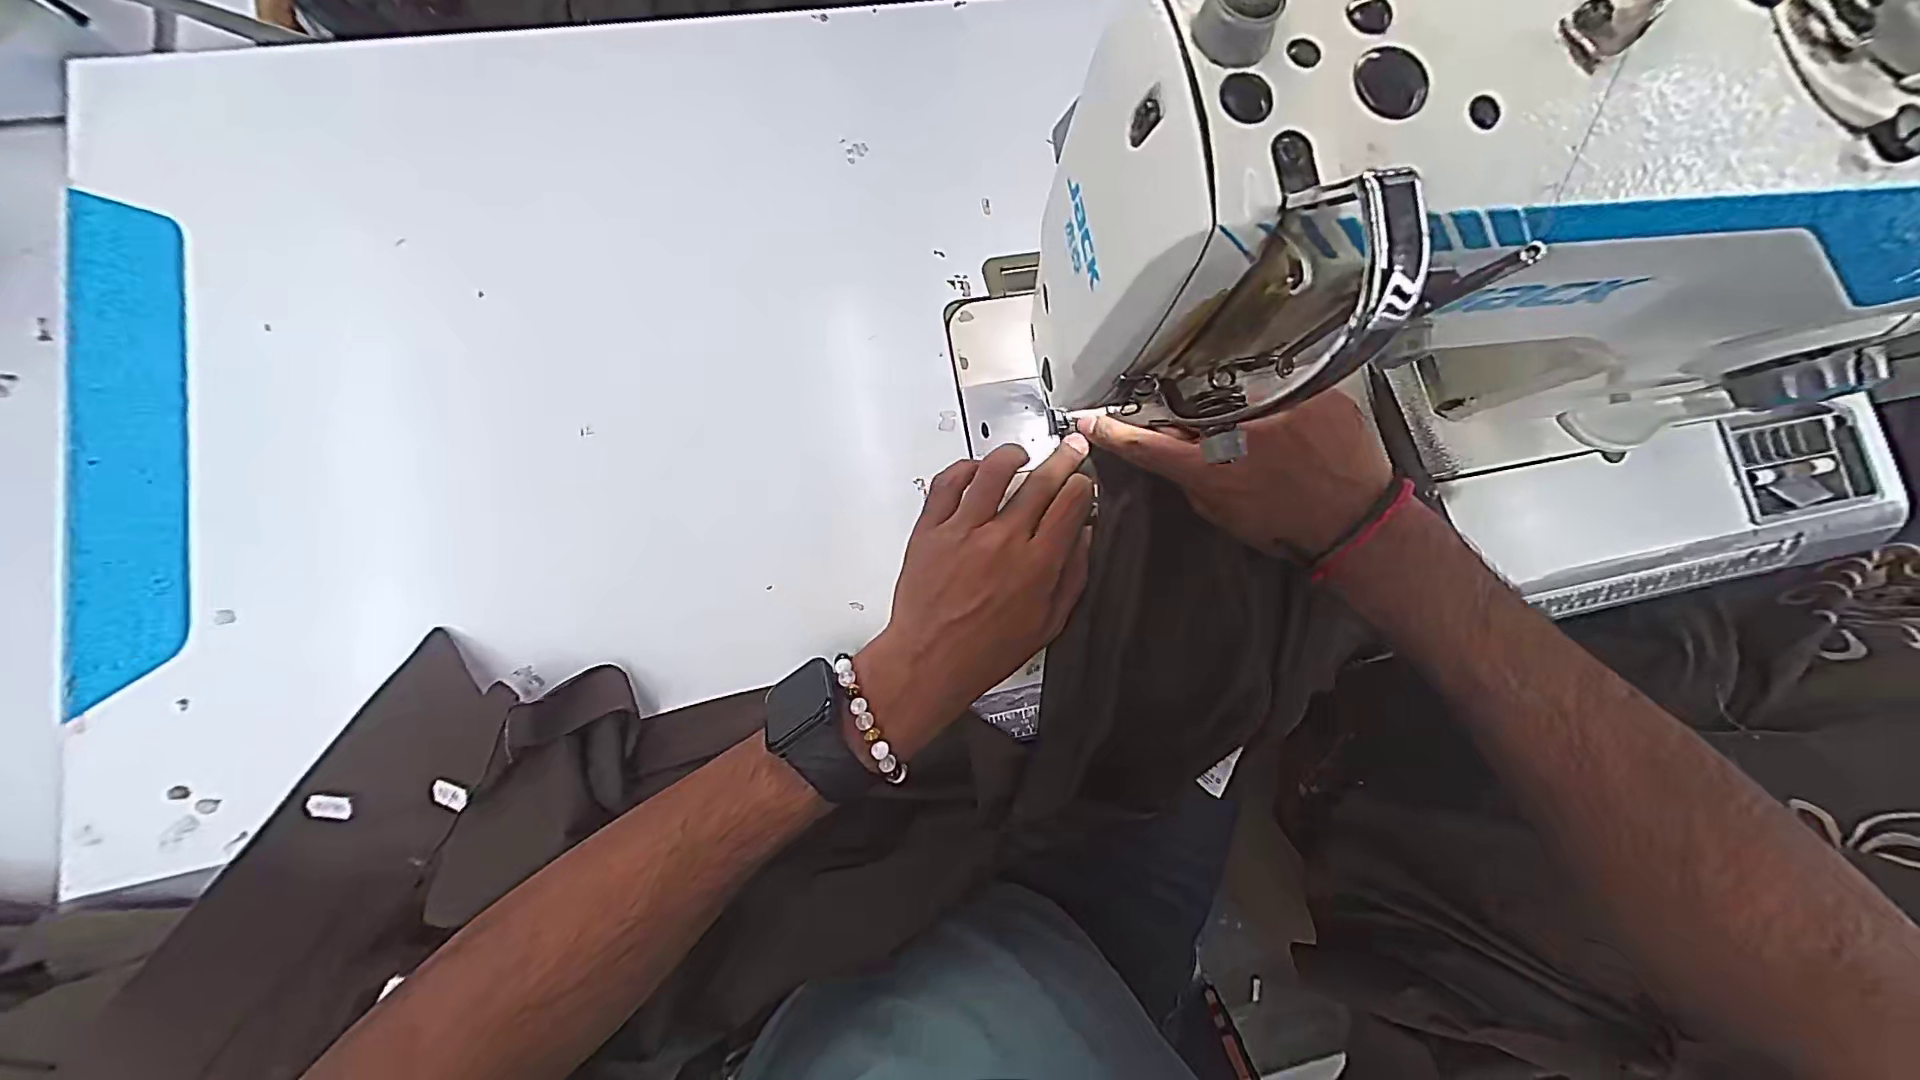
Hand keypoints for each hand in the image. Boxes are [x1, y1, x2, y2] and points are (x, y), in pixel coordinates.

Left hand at [854, 436, 1094, 755]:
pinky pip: (947, 483)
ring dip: (1014, 455)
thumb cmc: (983, 650)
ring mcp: (964, 531)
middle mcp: (1003, 541)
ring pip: (995, 471)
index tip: (1082, 481)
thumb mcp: (1047, 624)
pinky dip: (964, 468)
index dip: (1082, 484)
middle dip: (1063, 459)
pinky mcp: (932, 530)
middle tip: (1069, 450)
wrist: (929, 661)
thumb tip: (1084, 540)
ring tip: (1019, 455)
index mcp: (1037, 565)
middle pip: (1041, 481)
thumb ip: (1072, 577)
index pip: (1070, 503)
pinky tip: (974, 469)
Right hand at [1078, 390, 1391, 557]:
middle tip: (1218, 439)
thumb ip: (1192, 478)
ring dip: (1238, 411)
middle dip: (1191, 418)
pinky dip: (1280, 403)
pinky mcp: (1314, 393)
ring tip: (1268, 441)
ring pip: (1235, 392)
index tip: (1091, 420)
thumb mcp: (1221, 513)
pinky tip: (1294, 430)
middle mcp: (1239, 433)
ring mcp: (1278, 407)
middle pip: (1189, 407)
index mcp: (1209, 467)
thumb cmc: (1291, 525)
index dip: (1112, 431)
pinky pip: (1280, 385)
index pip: (1144, 443)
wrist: (1354, 522)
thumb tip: (1175, 452)